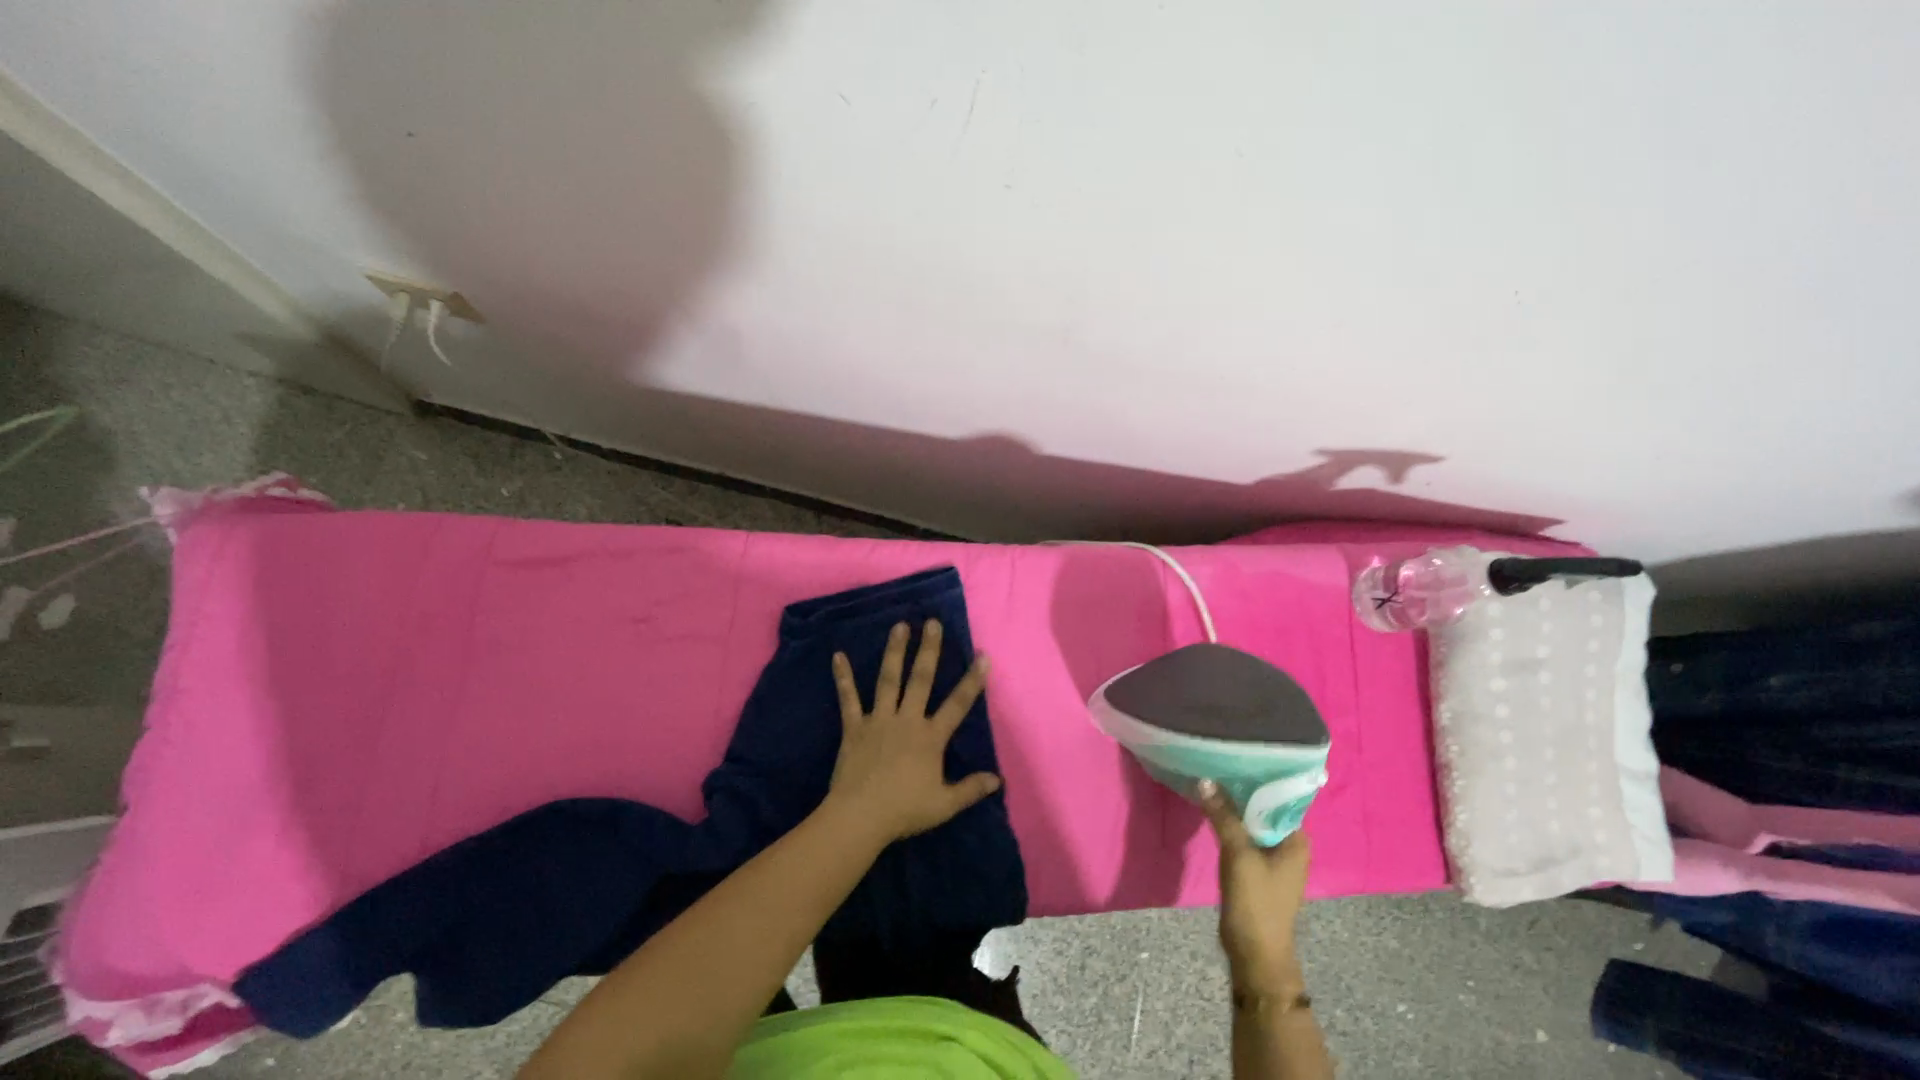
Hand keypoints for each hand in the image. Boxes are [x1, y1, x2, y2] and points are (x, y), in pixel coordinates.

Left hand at [824, 619, 1000, 845]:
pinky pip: (848, 699)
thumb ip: (971, 789)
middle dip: (929, 650)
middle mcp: (907, 720)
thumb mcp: (944, 804)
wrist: (860, 816)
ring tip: (900, 626)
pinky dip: (843, 677)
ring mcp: (878, 720)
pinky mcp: (854, 728)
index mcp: (931, 738)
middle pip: (921, 680)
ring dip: (894, 651)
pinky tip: (838, 656)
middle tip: (933, 623)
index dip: (972, 681)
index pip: (957, 704)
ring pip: (888, 679)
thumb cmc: (904, 811)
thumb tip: (997, 780)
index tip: (982, 656)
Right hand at [1199, 779, 1310, 994]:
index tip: (1234, 758)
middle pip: (1264, 811)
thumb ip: (1223, 816)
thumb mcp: (1238, 854)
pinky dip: (1231, 830)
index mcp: (1297, 840)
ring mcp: (1275, 862)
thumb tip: (1206, 780)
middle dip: (1242, 794)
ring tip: (1210, 787)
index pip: (1279, 798)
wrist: (1254, 953)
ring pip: (1253, 827)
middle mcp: (1291, 847)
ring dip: (1234, 812)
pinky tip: (1212, 818)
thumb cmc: (1255, 902)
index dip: (1257, 779)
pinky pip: (1246, 842)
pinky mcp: (1258, 873)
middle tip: (1216, 767)